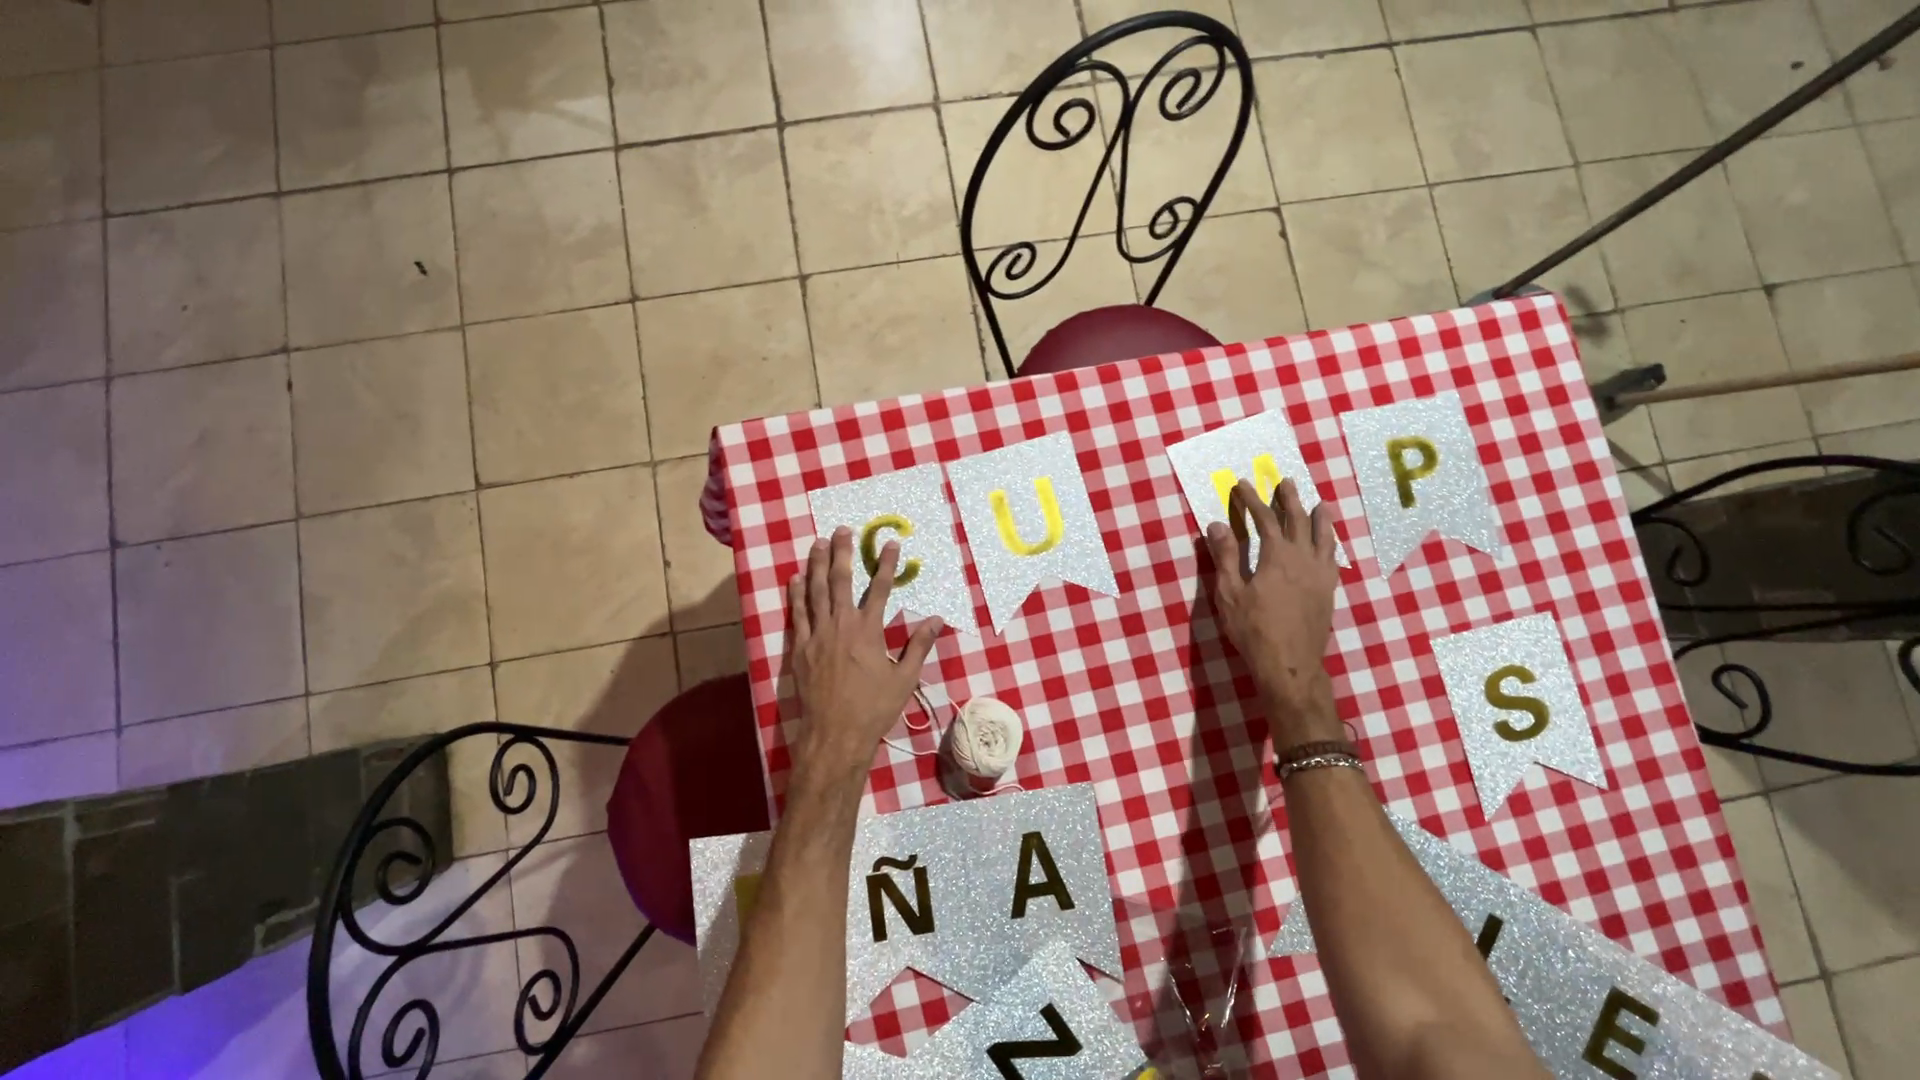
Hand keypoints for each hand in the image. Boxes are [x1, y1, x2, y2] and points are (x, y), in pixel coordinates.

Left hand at [787, 527, 942, 773]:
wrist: (836, 733)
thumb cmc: (874, 708)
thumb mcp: (904, 678)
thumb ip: (919, 646)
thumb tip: (936, 620)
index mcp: (869, 631)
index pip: (879, 588)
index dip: (885, 564)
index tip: (889, 543)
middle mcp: (841, 625)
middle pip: (840, 581)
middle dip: (842, 553)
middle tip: (842, 530)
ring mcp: (817, 635)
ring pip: (815, 591)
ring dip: (816, 565)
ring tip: (817, 543)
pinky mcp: (800, 648)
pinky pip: (797, 614)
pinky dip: (796, 594)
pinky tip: (795, 578)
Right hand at [1204, 478, 1342, 747]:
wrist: (1290, 664)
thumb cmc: (1254, 630)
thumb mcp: (1230, 593)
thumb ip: (1226, 557)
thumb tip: (1217, 525)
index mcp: (1277, 556)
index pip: (1264, 519)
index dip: (1252, 500)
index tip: (1243, 485)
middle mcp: (1303, 559)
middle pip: (1297, 520)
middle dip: (1289, 499)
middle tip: (1285, 481)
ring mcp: (1320, 574)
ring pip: (1323, 537)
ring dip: (1319, 517)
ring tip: (1320, 504)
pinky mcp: (1329, 590)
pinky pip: (1332, 557)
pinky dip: (1330, 543)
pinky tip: (1329, 543)